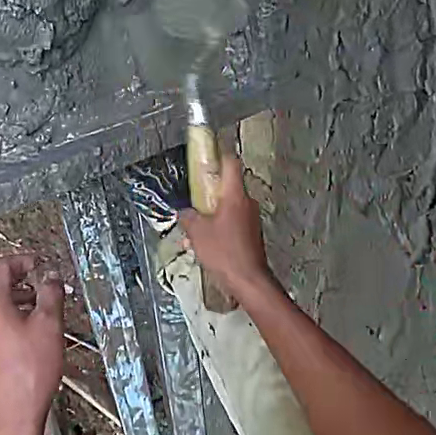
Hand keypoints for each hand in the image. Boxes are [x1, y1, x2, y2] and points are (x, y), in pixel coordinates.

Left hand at [0, 255, 64, 432]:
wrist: (14, 410)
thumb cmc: (32, 367)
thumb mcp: (50, 325)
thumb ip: (50, 294)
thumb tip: (51, 277)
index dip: (18, 261)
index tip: (36, 265)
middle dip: (0, 274)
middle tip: (25, 277)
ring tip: (29, 301)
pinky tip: (20, 324)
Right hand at [177, 155, 277, 300]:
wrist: (248, 280)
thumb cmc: (224, 252)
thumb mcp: (197, 233)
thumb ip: (188, 217)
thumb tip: (184, 212)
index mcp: (236, 195)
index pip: (231, 163)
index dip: (218, 155)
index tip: (206, 154)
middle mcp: (247, 203)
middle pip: (227, 186)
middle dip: (208, 192)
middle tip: (192, 198)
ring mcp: (251, 219)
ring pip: (228, 207)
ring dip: (211, 214)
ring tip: (193, 229)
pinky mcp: (251, 234)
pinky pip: (232, 222)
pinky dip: (218, 227)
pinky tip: (203, 243)